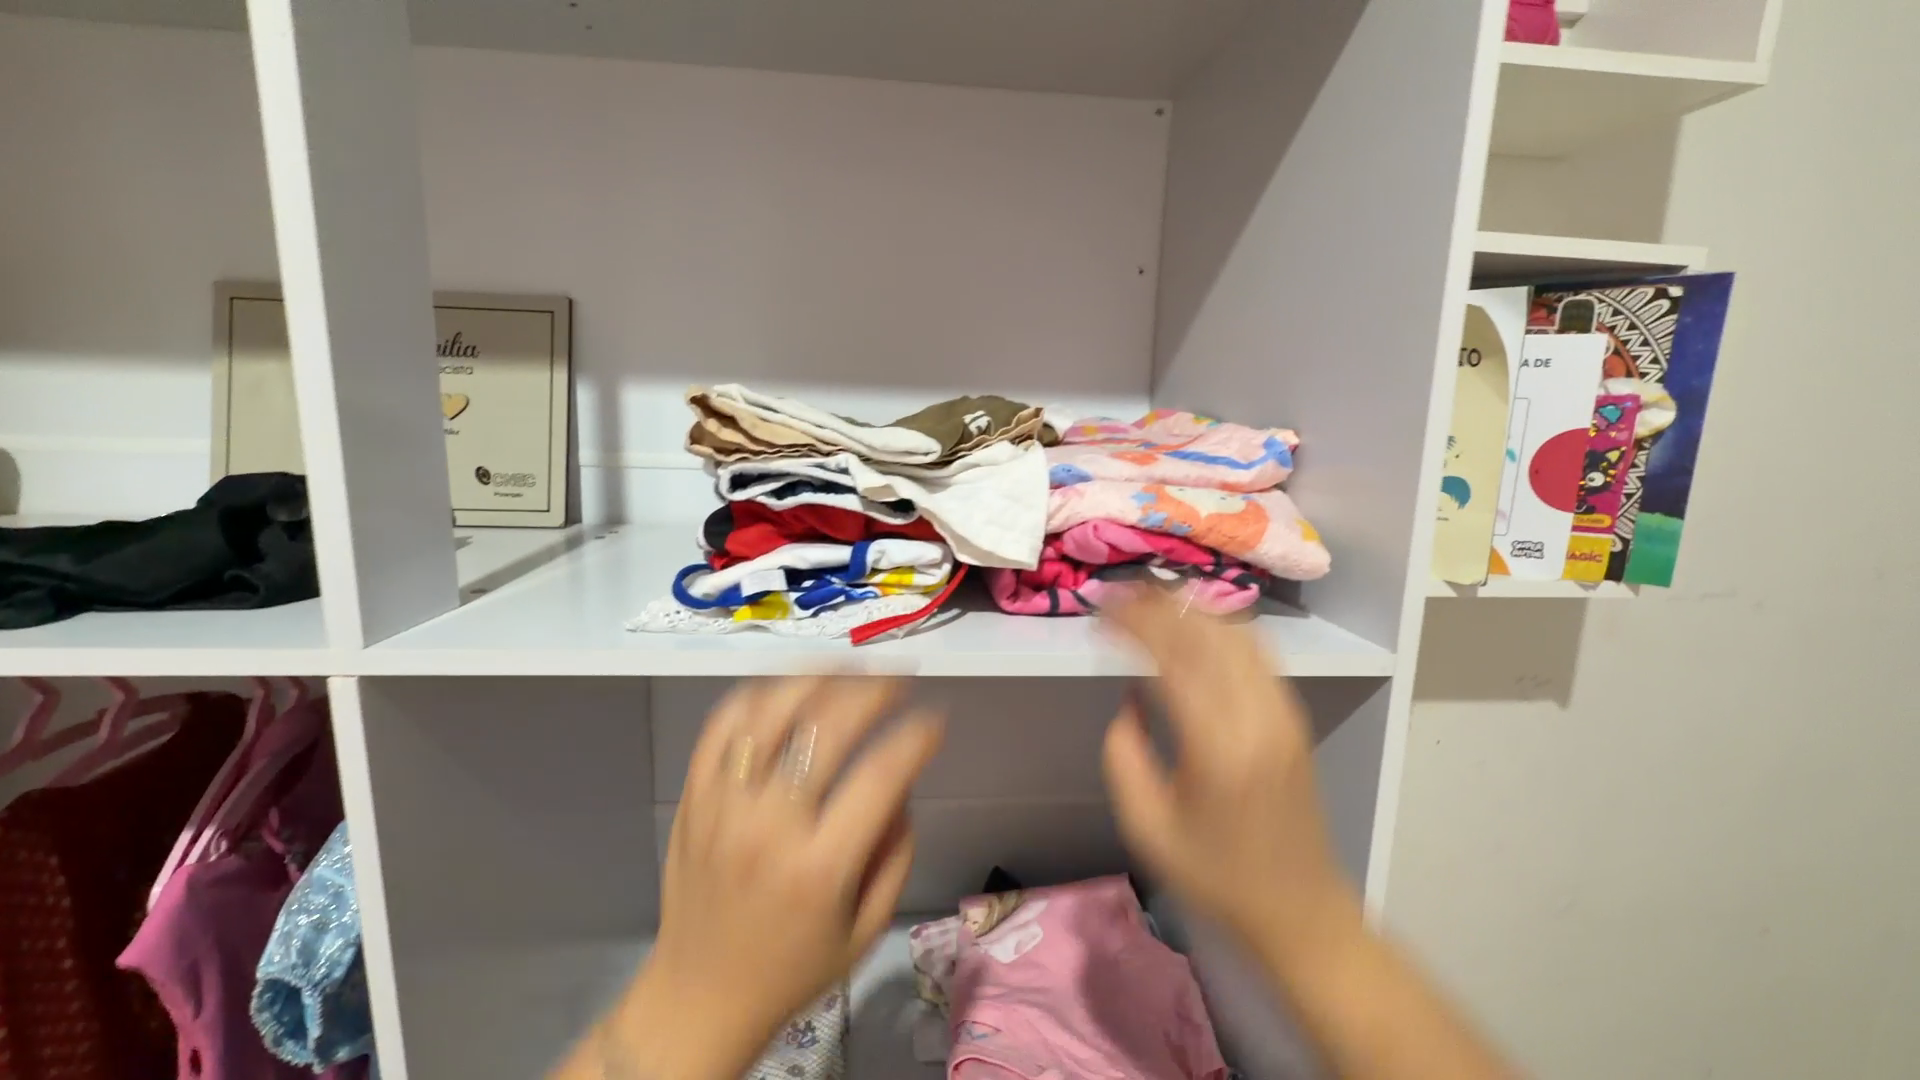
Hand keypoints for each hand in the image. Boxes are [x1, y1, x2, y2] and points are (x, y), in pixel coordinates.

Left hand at [602, 676, 942, 1079]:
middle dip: (874, 690)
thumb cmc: (795, 966)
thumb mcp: (867, 927)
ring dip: (816, 677)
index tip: (935, 720)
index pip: (880, 775)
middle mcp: (769, 826)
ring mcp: (724, 805)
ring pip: (769, 713)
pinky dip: (757, 695)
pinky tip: (789, 687)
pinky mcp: (694, 796)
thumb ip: (895, 852)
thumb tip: (901, 782)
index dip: (916, 737)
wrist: (699, 994)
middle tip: (899, 678)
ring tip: (849, 667)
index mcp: (820, 867)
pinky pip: (721, 727)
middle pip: (826, 728)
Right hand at [1099, 589, 1358, 961]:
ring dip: (1191, 610)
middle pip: (1209, 632)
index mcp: (1218, 746)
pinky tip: (1192, 630)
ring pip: (1238, 634)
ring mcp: (1283, 712)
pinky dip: (1219, 628)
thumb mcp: (1147, 827)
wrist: (1300, 908)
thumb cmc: (1215, 875)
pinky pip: (1256, 652)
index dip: (1135, 622)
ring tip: (1149, 602)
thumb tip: (1130, 697)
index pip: (1174, 656)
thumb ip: (1123, 755)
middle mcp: (1258, 716)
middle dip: (1160, 604)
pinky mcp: (1292, 716)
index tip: (1100, 609)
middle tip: (1118, 596)